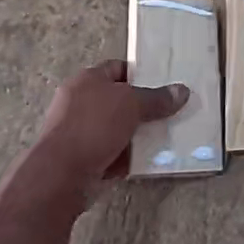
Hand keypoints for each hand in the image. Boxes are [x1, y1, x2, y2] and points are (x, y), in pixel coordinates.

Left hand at [31, 61, 188, 186]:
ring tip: (163, 135)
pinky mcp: (79, 158)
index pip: (118, 68)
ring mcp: (77, 132)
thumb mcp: (133, 104)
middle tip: (167, 110)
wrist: (60, 176)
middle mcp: (78, 102)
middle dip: (142, 106)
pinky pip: (110, 151)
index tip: (163, 83)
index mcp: (86, 80)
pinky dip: (126, 155)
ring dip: (136, 133)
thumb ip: (158, 98)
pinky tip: (148, 158)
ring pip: (116, 127)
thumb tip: (182, 91)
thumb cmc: (94, 126)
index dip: (141, 73)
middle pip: (118, 99)